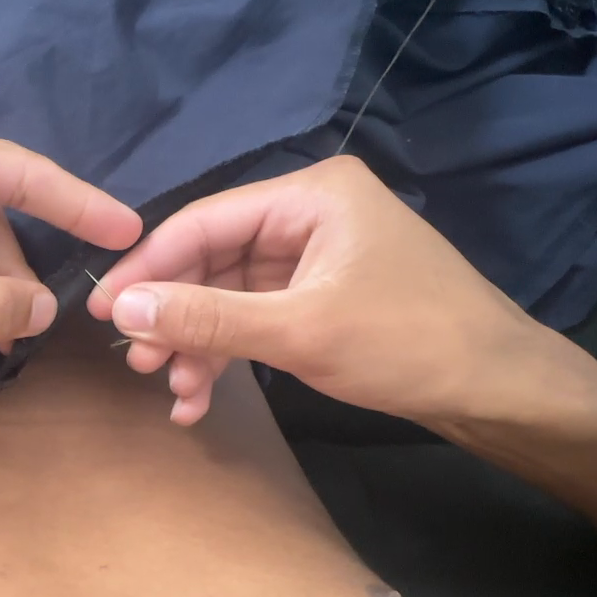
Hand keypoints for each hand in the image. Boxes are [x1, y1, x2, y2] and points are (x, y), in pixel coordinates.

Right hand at [89, 156, 592, 426]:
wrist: (495, 391)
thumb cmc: (405, 343)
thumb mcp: (297, 331)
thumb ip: (204, 318)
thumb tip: (121, 311)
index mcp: (310, 196)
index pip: (203, 223)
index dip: (146, 269)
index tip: (101, 312)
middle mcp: (306, 217)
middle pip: (210, 263)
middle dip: (173, 319)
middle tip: (138, 365)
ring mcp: (310, 260)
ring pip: (226, 298)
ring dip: (196, 347)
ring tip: (174, 393)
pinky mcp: (315, 298)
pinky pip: (251, 321)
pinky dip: (225, 358)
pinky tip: (199, 400)